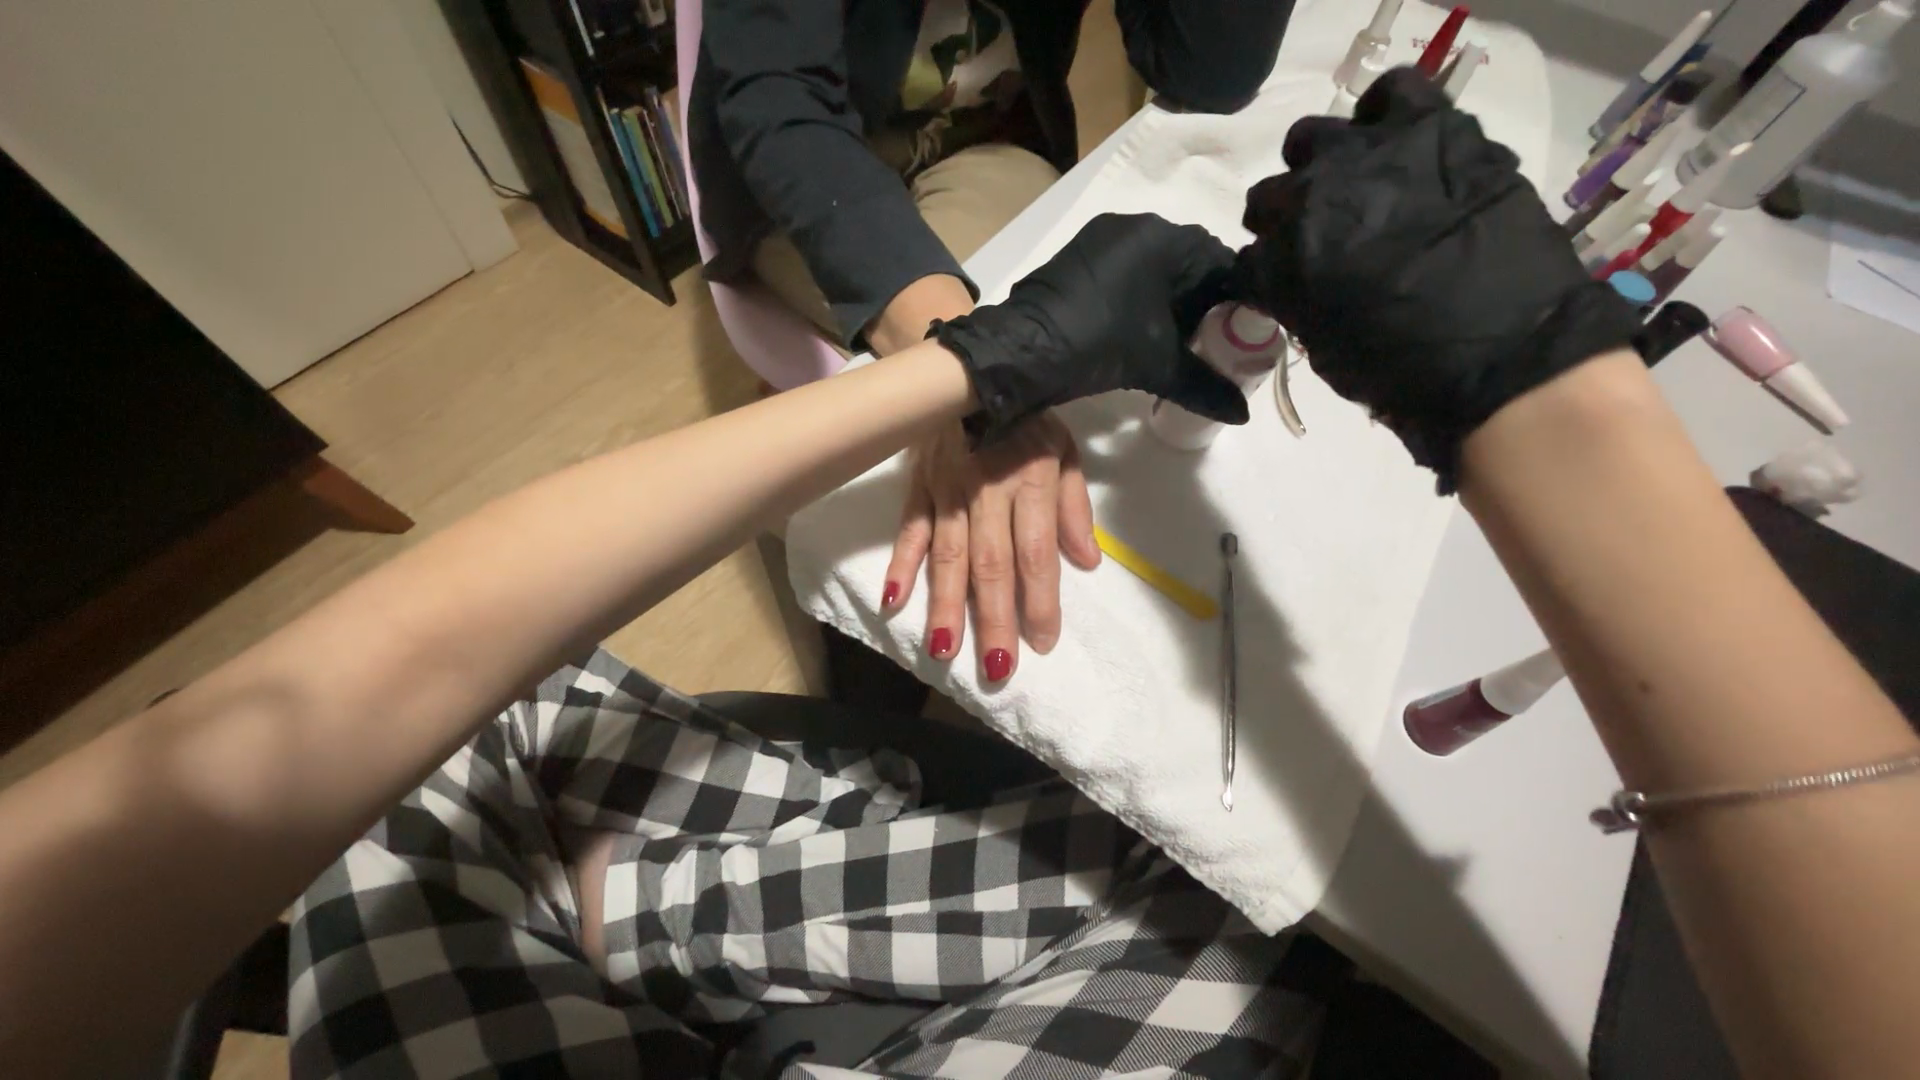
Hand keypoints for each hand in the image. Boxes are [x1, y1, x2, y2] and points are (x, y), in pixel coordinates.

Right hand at [882, 414, 1098, 681]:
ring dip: (946, 603)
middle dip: (994, 616)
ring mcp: (947, 490)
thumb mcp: (1064, 450)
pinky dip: (900, 564)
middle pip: (991, 562)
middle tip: (997, 667)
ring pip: (947, 554)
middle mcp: (987, 490)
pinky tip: (893, 601)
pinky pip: (908, 530)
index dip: (1039, 599)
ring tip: (945, 650)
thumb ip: (1074, 506)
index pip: (1036, 551)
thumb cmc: (1028, 417)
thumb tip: (1087, 563)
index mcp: (1031, 480)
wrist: (970, 371)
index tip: (1042, 643)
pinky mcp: (918, 487)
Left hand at [933, 213, 1247, 444]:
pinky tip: (1144, 332)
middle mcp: (1136, 227)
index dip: (1237, 300)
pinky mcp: (1079, 258)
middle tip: (1214, 343)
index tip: (1242, 333)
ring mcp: (1102, 240)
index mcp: (1164, 239)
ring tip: (1181, 342)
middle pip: (1189, 264)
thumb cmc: (1097, 346)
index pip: (1222, 263)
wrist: (1021, 351)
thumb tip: (1242, 414)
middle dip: (1203, 304)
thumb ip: (1204, 386)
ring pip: (1157, 269)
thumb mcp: (1158, 367)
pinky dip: (1142, 299)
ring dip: (1172, 303)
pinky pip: (1127, 273)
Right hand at [1234, 67, 1641, 490]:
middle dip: (1285, 221)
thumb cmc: (1405, 374)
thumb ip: (1299, 303)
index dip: (1267, 273)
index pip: (1248, 259)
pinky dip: (1386, 115)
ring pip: (1311, 138)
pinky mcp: (1428, 129)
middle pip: (1268, 197)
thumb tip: (1300, 283)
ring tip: (1356, 190)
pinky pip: (1392, 94)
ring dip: (1323, 167)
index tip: (1286, 285)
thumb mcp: (1326, 348)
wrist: (1504, 356)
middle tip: (1322, 240)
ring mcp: (1365, 158)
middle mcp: (1306, 203)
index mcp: (1277, 266)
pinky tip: (1397, 145)